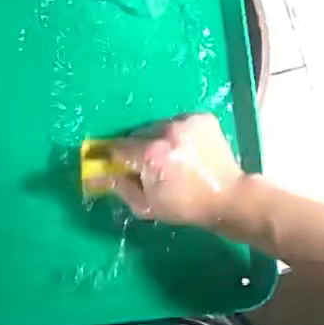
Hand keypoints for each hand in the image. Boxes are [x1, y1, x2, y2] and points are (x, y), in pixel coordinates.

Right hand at [89, 113, 246, 227]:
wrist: (228, 198)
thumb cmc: (185, 207)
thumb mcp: (147, 205)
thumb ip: (119, 187)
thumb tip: (95, 176)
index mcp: (151, 153)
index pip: (118, 147)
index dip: (112, 155)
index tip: (112, 162)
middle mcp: (167, 130)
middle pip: (139, 134)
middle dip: (139, 149)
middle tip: (148, 166)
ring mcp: (187, 121)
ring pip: (159, 127)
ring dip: (159, 139)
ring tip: (172, 158)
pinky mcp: (202, 118)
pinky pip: (179, 122)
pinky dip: (178, 134)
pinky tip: (187, 151)